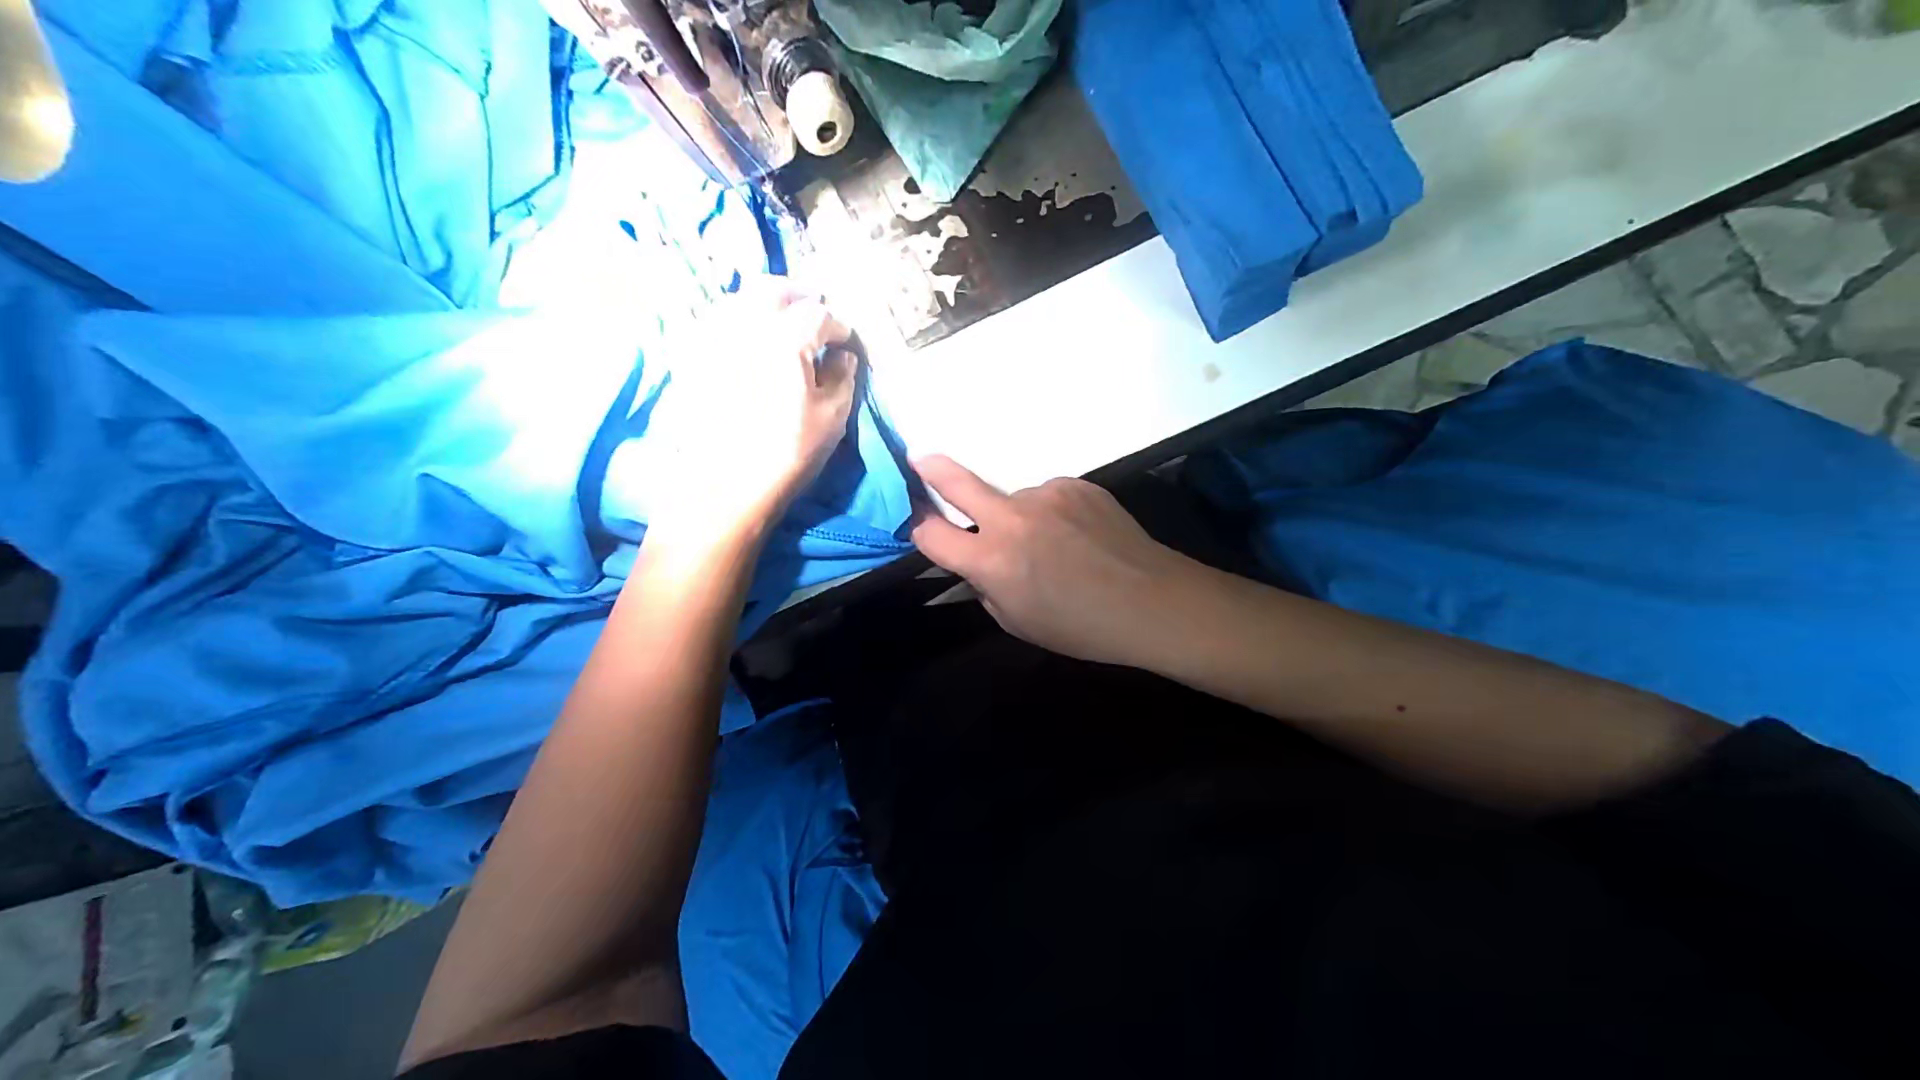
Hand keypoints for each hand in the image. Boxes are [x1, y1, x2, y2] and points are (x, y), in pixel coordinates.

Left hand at [649, 283, 858, 539]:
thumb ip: (843, 376)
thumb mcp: (832, 417)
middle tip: (814, 313)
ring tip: (780, 323)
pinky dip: (737, 321)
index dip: (838, 326)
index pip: (819, 314)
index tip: (846, 342)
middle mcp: (744, 323)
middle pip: (774, 289)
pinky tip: (748, 341)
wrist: (723, 486)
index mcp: (785, 335)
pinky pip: (716, 321)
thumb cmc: (786, 453)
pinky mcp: (690, 356)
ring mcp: (711, 336)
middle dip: (799, 297)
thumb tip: (842, 354)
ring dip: (766, 304)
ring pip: (741, 299)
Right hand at [910, 456, 1205, 667]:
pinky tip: (1079, 536)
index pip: (933, 534)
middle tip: (919, 458)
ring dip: (1021, 518)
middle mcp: (1013, 518)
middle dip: (933, 469)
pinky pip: (1050, 497)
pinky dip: (1053, 514)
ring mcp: (1047, 494)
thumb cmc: (1081, 628)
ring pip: (1016, 500)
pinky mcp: (1077, 485)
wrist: (1153, 602)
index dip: (920, 531)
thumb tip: (975, 564)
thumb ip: (986, 587)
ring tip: (1057, 547)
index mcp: (993, 560)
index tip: (920, 527)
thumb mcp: (1018, 622)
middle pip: (957, 482)